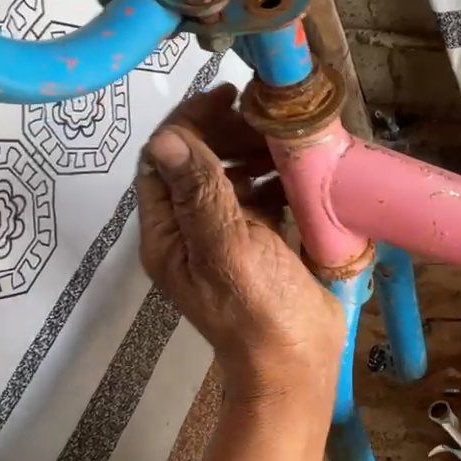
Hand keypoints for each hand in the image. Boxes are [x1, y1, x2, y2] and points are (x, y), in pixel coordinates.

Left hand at [136, 84, 344, 407]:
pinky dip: (274, 179)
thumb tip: (168, 137)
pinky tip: (297, 174)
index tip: (229, 96)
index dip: (190, 122)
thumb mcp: (227, 249)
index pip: (163, 160)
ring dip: (252, 153)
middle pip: (196, 163)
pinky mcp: (256, 244)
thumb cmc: (259, 310)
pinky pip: (257, 197)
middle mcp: (189, 230)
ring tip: (285, 143)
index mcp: (168, 232)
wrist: (296, 364)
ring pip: (228, 177)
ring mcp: (224, 237)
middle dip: (226, 134)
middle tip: (266, 121)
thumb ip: (201, 194)